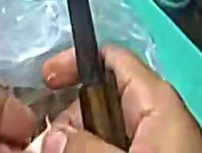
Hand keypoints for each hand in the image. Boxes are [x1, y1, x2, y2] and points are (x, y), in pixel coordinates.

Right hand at [37, 47, 201, 152]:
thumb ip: (86, 147)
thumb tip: (50, 137)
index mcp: (155, 98)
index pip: (110, 58)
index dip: (75, 63)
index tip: (45, 81)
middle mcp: (156, 115)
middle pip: (101, 99)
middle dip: (69, 120)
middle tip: (45, 146)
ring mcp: (156, 144)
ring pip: (106, 132)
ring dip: (79, 143)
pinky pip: (119, 149)